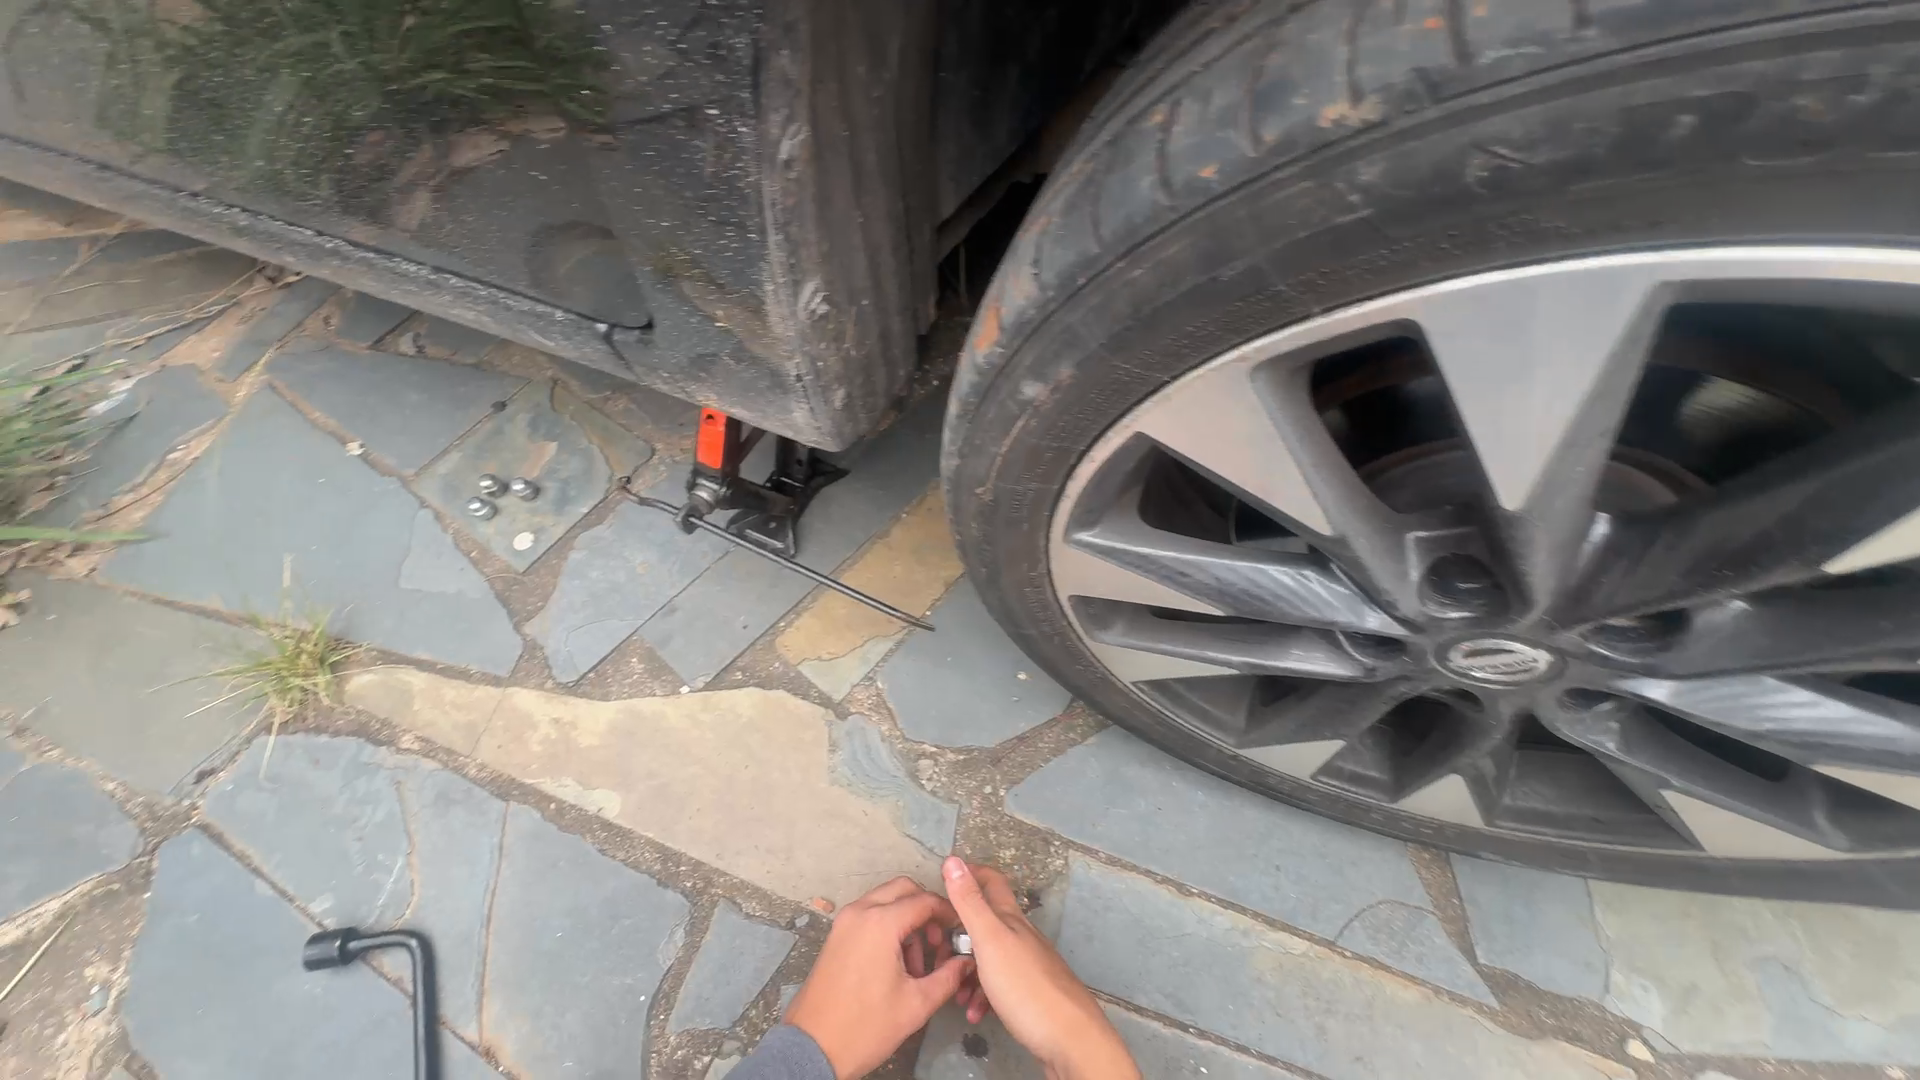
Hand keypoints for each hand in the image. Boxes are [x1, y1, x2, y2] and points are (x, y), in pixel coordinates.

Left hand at [785, 877, 973, 1078]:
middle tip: (938, 941)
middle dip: (926, 909)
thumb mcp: (916, 1005)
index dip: (947, 912)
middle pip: (903, 889)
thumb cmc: (865, 1026)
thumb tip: (968, 962)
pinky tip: (895, 962)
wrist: (811, 1049)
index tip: (961, 929)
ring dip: (906, 919)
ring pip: (885, 900)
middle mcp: (861, 911)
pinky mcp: (836, 934)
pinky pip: (869, 914)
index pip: (924, 901)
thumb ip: (948, 977)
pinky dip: (888, 925)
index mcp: (881, 923)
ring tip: (917, 962)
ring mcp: (845, 921)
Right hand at [942, 857, 1139, 1079]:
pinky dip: (984, 995)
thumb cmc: (1026, 986)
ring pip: (990, 957)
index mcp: (1010, 918)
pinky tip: (976, 1013)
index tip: (943, 885)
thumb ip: (970, 902)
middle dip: (958, 933)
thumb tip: (954, 859)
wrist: (1071, 1040)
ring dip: (968, 971)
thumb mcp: (990, 940)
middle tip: (938, 952)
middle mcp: (1020, 935)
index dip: (969, 875)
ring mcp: (1029, 964)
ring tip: (955, 993)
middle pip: (986, 921)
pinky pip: (1000, 985)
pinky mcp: (1032, 993)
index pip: (990, 881)